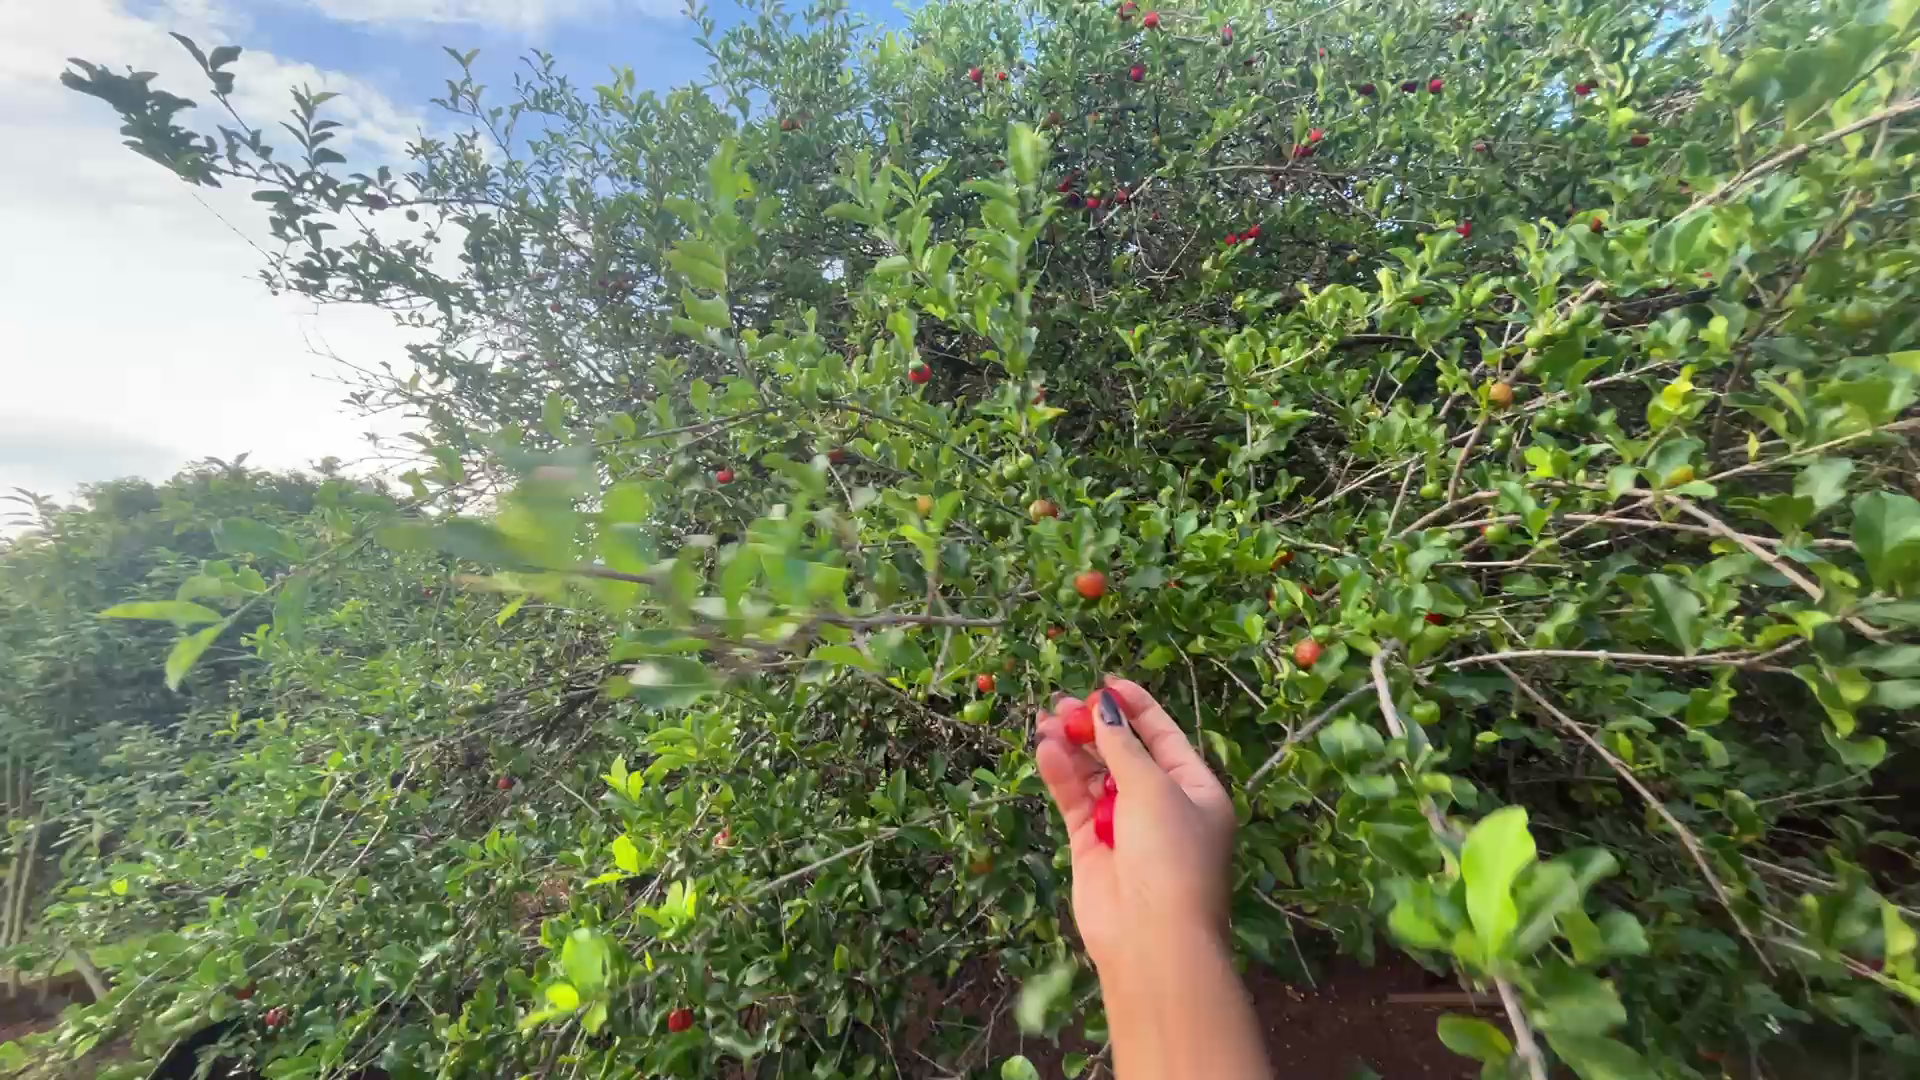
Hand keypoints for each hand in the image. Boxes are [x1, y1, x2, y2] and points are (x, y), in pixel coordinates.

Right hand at [1034, 675, 1236, 972]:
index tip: (1109, 682)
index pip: (1163, 737)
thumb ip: (1123, 746)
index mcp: (1195, 790)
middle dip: (1096, 727)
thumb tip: (1105, 709)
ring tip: (1047, 719)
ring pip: (1094, 774)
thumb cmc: (1169, 852)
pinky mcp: (1092, 843)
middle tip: (1066, 703)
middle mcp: (1161, 804)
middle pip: (1124, 753)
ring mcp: (1124, 824)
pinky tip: (1046, 749)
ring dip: (1072, 747)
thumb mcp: (1153, 788)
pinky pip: (1075, 799)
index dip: (1137, 708)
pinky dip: (1061, 774)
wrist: (1151, 937)